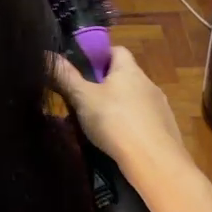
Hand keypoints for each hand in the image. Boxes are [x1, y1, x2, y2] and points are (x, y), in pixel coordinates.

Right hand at [50, 47, 186, 170]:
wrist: (154, 161)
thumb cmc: (115, 121)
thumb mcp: (83, 98)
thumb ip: (65, 76)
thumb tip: (47, 54)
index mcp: (129, 70)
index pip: (116, 50)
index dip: (98, 55)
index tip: (82, 69)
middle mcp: (148, 83)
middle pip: (124, 77)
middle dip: (105, 85)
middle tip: (83, 100)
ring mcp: (160, 107)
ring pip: (133, 100)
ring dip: (117, 107)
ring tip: (98, 124)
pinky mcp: (165, 129)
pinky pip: (142, 120)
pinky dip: (130, 126)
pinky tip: (118, 140)